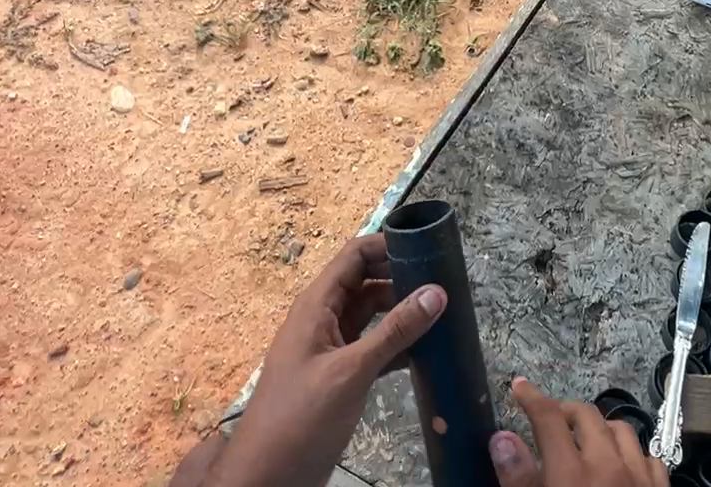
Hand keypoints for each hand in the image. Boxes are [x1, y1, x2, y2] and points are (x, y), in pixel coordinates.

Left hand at [208, 235, 445, 486]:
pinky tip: (425, 350)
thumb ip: (394, 331)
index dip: (388, 246)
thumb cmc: (300, 417)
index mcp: (317, 305)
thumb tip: (437, 291)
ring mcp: (331, 347)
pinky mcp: (340, 374)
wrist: (266, 481)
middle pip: (367, 281)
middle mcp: (324, 318)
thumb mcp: (351, 371)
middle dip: (401, 277)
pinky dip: (397, 344)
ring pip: (372, 313)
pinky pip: (373, 345)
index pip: (355, 255)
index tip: (428, 249)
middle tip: (443, 280)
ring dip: (402, 312)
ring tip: (442, 312)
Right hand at [489, 378, 668, 486]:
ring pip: (620, 429)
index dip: (531, 397)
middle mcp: (608, 465)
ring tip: (583, 441)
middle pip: (585, 415)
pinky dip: (630, 453)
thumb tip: (502, 438)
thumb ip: (519, 480)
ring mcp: (640, 478)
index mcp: (572, 472)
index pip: (547, 417)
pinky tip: (621, 465)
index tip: (519, 387)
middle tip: (548, 421)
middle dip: (564, 411)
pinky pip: (648, 457)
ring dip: (599, 428)